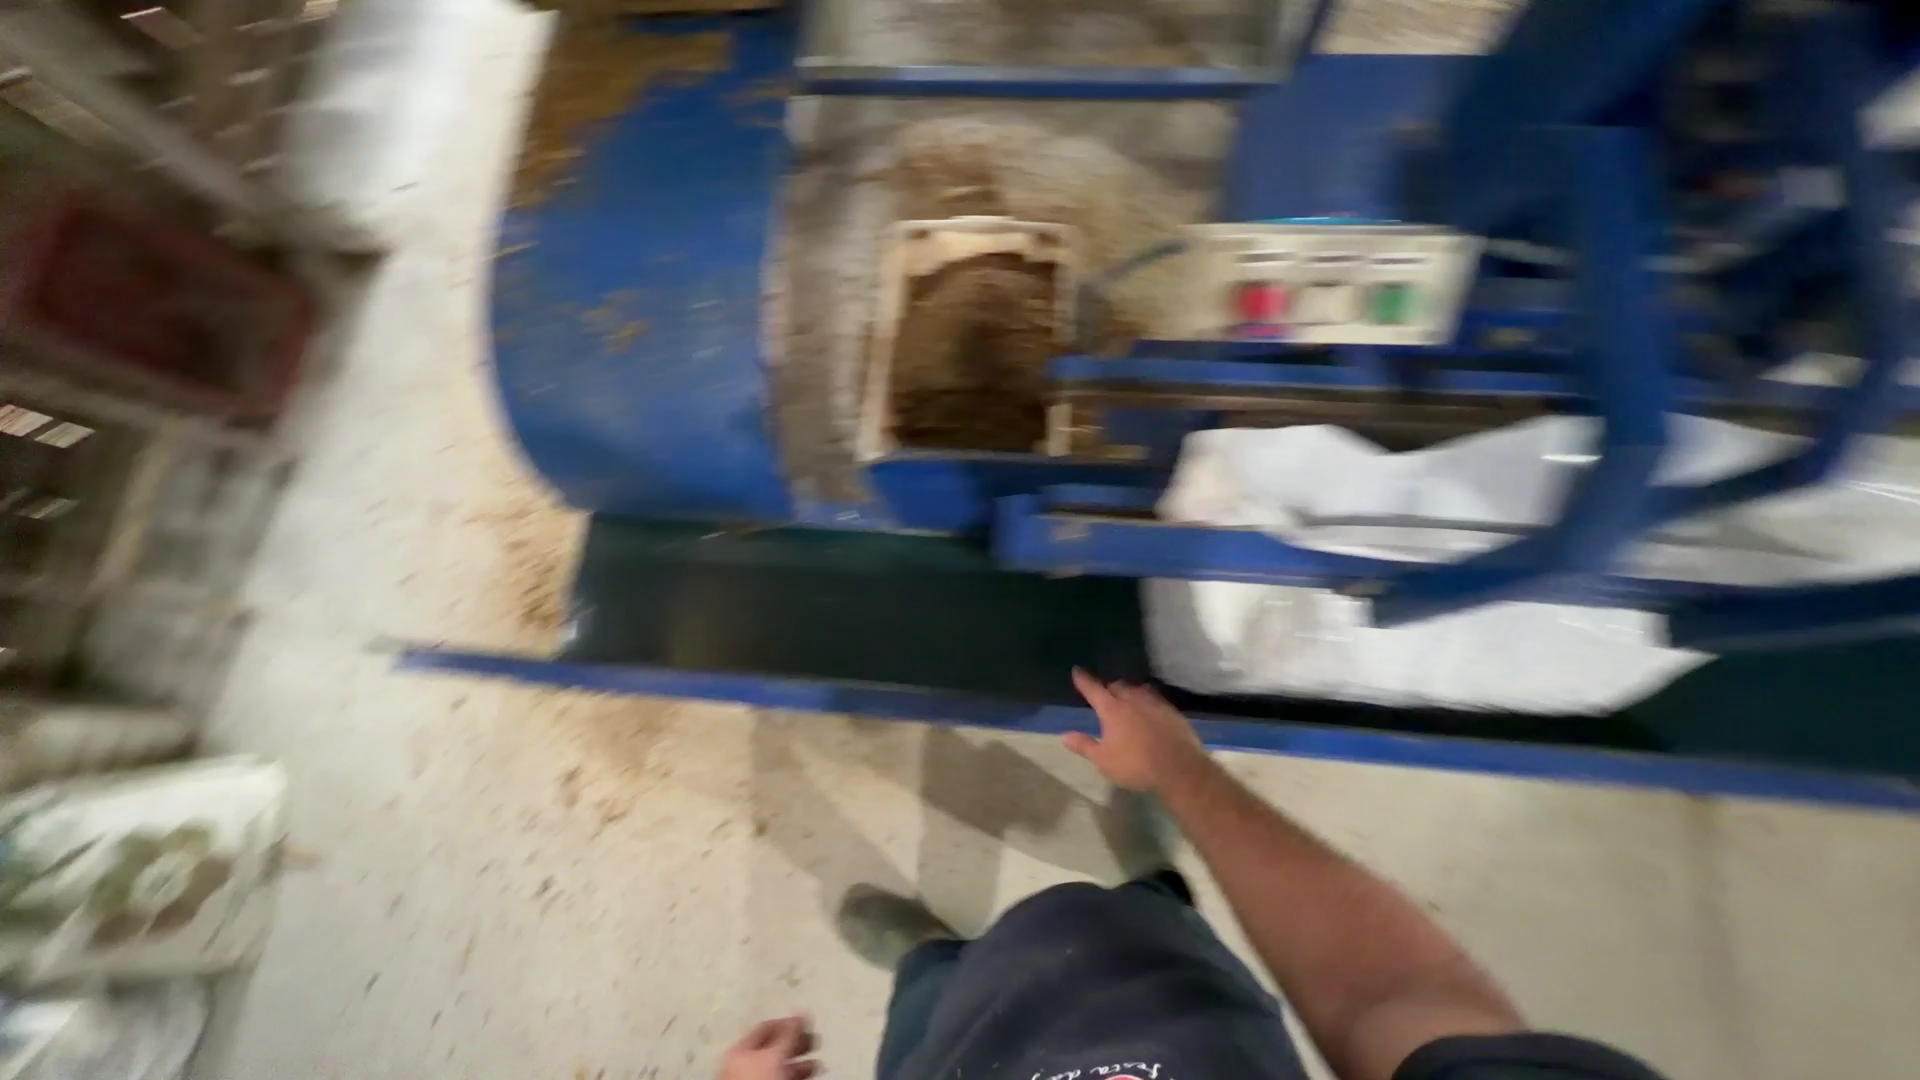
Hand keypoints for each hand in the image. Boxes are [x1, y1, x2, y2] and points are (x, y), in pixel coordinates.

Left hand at [718, 1016, 819, 1079]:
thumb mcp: (776, 1055)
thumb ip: (789, 1033)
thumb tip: (802, 1011)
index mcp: (740, 1049)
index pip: (767, 1027)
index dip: (788, 1022)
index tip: (809, 1023)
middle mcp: (743, 1063)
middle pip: (774, 1046)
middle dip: (797, 1043)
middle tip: (816, 1042)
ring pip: (779, 1065)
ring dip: (800, 1062)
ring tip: (817, 1064)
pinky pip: (781, 1078)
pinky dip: (796, 1075)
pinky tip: (810, 1075)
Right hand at [1067, 668, 1212, 793]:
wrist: (1179, 768)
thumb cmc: (1136, 765)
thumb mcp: (1104, 760)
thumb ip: (1084, 745)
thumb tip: (1065, 735)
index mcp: (1112, 710)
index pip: (1094, 689)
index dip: (1083, 680)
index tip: (1077, 670)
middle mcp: (1132, 700)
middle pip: (1117, 686)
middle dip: (1108, 687)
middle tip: (1104, 693)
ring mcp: (1154, 704)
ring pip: (1138, 690)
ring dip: (1129, 691)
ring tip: (1127, 697)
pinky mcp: (1171, 712)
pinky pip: (1155, 699)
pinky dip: (1147, 700)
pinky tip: (1149, 710)